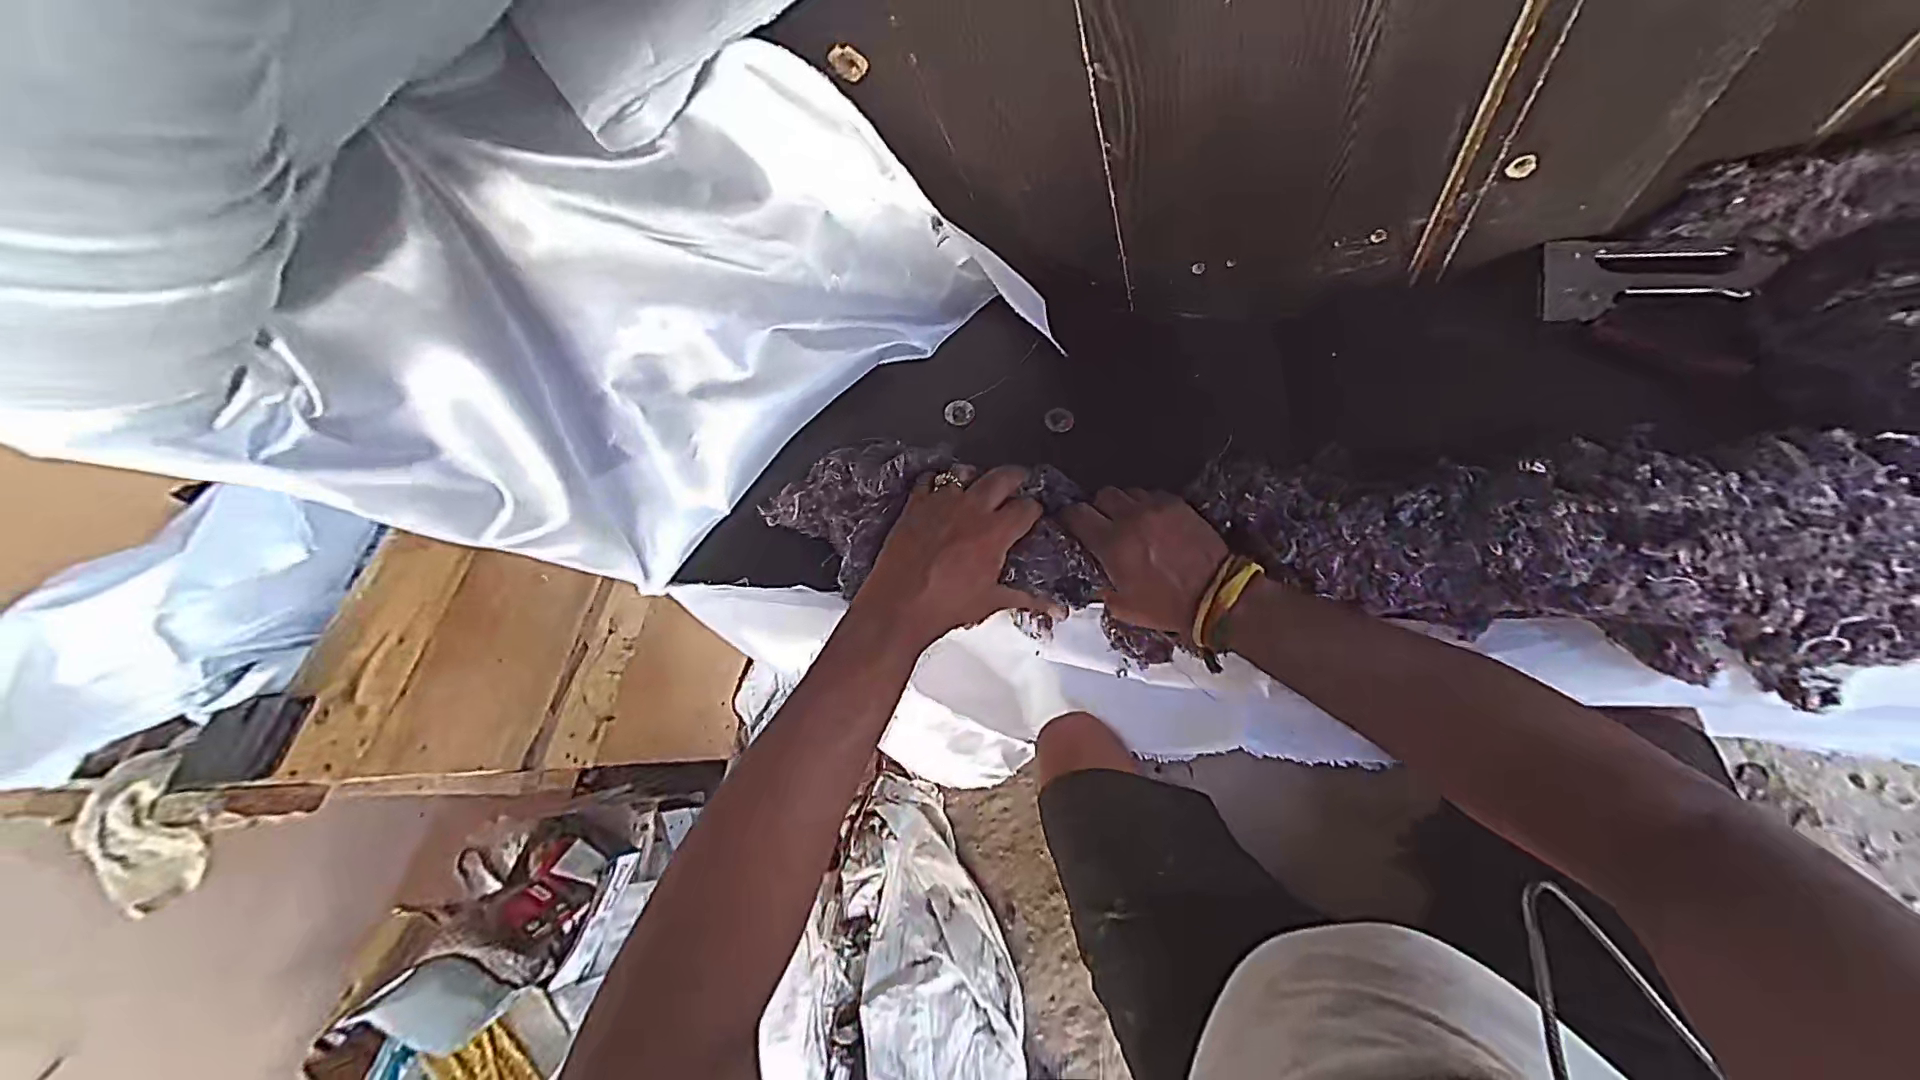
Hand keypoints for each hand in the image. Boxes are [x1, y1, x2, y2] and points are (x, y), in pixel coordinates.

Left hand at [849, 465, 1049, 650]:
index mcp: (995, 532)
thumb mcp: (991, 601)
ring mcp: (941, 503)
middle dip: (1015, 477)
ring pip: (965, 473)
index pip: (1027, 508)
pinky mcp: (915, 505)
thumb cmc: (944, 605)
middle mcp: (971, 510)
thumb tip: (1052, 607)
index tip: (1033, 514)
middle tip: (1019, 481)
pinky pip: (928, 480)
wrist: (899, 605)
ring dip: (975, 476)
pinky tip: (939, 491)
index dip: (1034, 509)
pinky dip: (937, 482)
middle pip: (1002, 477)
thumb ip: (1026, 598)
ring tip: (979, 484)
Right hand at [1060, 488, 1227, 633]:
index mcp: (1112, 545)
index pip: (1076, 514)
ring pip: (1126, 492)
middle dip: (1096, 508)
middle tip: (1100, 523)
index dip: (1068, 518)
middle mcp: (1130, 519)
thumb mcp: (1123, 607)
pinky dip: (1145, 505)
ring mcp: (1155, 508)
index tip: (1069, 523)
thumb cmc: (1167, 606)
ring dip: (1121, 505)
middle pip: (1100, 496)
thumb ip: (1100, 586)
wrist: (1215, 596)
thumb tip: (1093, 575)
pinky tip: (1150, 521)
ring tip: (1126, 521)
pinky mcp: (1177, 505)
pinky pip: (1151, 494)